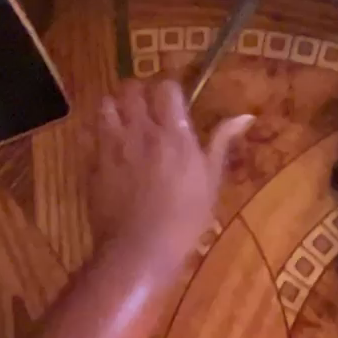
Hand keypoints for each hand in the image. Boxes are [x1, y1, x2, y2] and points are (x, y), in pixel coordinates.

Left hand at [90, 80, 252, 254]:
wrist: (140, 249)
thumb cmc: (185, 219)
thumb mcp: (210, 181)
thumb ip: (221, 142)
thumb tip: (245, 115)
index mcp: (174, 133)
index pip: (167, 87)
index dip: (169, 90)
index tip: (172, 102)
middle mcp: (141, 131)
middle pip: (132, 88)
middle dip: (139, 92)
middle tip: (147, 107)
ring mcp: (113, 145)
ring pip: (107, 103)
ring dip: (115, 106)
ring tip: (123, 120)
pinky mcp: (94, 162)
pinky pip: (92, 132)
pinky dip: (99, 132)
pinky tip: (109, 146)